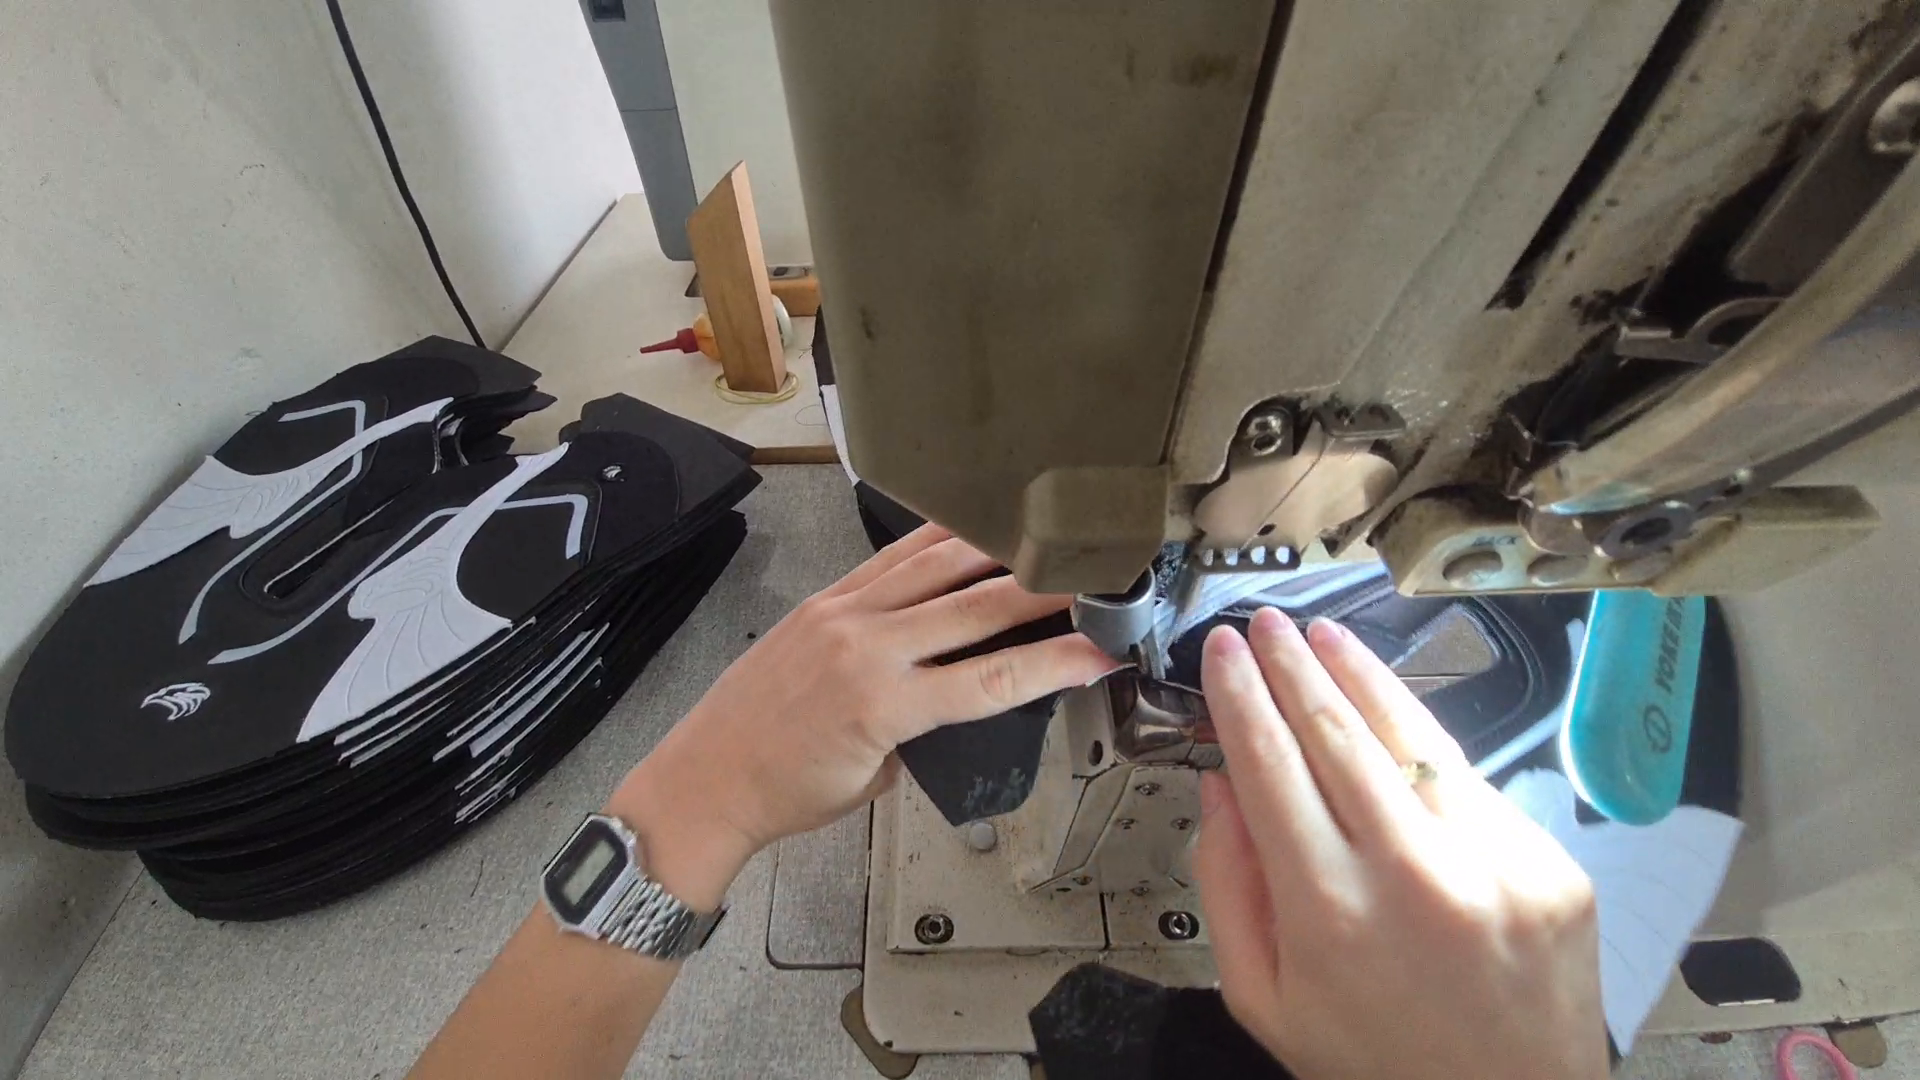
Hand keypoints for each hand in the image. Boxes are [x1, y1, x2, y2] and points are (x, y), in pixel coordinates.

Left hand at [608, 525, 1116, 903]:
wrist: (708, 774)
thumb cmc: (791, 792)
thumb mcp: (878, 777)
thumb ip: (927, 727)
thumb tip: (965, 689)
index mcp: (886, 705)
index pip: (995, 676)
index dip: (1059, 661)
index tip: (1103, 650)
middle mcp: (868, 645)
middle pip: (978, 605)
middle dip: (1045, 589)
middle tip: (1094, 574)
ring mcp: (844, 611)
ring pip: (936, 563)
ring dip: (996, 547)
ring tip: (1043, 535)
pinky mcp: (826, 595)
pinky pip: (891, 556)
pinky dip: (936, 538)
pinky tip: (968, 525)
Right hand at [1193, 609, 1605, 1079]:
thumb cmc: (1365, 1060)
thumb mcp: (1257, 990)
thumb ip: (1225, 879)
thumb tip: (1221, 781)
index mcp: (1329, 911)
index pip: (1268, 765)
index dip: (1239, 696)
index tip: (1222, 652)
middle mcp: (1415, 877)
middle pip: (1336, 735)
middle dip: (1290, 668)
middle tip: (1263, 624)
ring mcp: (1496, 866)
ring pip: (1408, 736)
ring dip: (1357, 674)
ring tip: (1320, 634)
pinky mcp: (1548, 865)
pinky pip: (1461, 775)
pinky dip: (1412, 728)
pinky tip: (1382, 699)